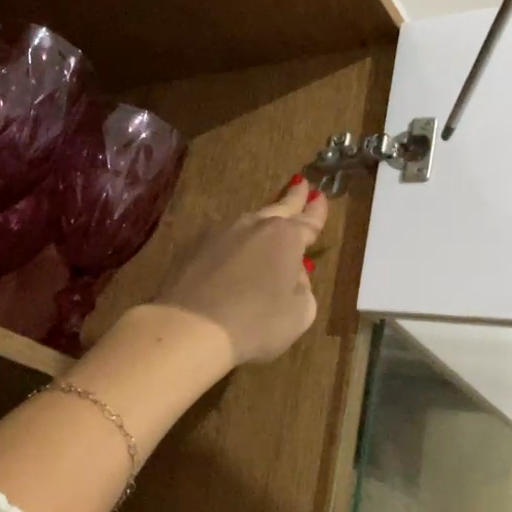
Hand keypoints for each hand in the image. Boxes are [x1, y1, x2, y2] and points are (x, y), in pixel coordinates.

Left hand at [152, 176, 326, 365]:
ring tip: (270, 220)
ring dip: (263, 221)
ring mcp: (221, 233)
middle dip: (292, 198)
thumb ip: (303, 288)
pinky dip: (236, 241)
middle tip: (301, 184)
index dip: (316, 210)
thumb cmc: (256, 322)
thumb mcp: (299, 313)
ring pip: (249, 222)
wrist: (191, 327)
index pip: (307, 221)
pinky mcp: (195, 246)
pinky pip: (225, 238)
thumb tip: (293, 275)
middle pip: (278, 208)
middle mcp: (254, 226)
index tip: (320, 195)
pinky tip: (236, 249)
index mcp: (285, 237)